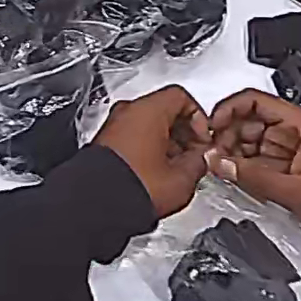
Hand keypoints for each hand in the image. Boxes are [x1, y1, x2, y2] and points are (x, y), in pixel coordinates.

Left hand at [93, 85, 212, 217]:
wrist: (97, 203)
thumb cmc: (132, 187)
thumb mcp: (181, 179)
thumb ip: (198, 162)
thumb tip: (199, 159)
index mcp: (147, 110)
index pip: (180, 97)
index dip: (199, 117)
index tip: (203, 138)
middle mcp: (127, 112)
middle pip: (163, 108)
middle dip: (183, 131)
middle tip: (194, 153)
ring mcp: (113, 126)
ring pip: (147, 123)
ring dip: (166, 140)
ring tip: (176, 167)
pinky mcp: (104, 142)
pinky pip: (132, 135)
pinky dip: (147, 147)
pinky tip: (155, 172)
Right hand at [207, 88, 300, 251]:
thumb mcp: (298, 191)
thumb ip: (252, 176)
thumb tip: (218, 162)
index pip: (254, 101)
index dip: (227, 110)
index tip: (210, 128)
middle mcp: (295, 133)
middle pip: (248, 121)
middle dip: (227, 136)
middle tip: (213, 154)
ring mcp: (292, 152)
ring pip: (251, 144)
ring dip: (234, 155)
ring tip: (222, 169)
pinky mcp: (291, 172)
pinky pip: (259, 164)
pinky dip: (246, 170)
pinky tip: (237, 179)